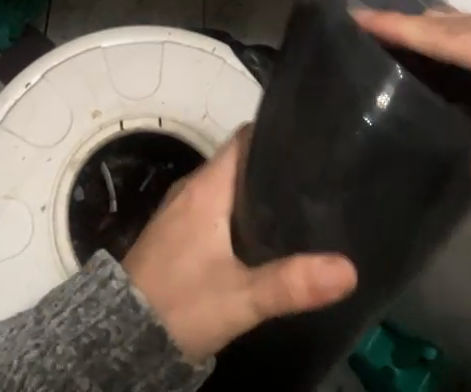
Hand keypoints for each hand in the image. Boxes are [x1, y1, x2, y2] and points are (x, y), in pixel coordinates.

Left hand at [120, 127, 356, 362]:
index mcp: (205, 189)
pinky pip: (216, 209)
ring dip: (258, 192)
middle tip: (319, 178)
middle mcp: (191, 190)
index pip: (243, 140)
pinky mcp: (178, 235)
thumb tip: (349, 268)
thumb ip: (292, 283)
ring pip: (228, 189)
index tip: (312, 139)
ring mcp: (181, 212)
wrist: (121, 336)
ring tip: (303, 203)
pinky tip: (267, 235)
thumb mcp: (241, 297)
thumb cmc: (180, 303)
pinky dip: (242, 213)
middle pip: (239, 164)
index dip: (276, 134)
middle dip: (275, 167)